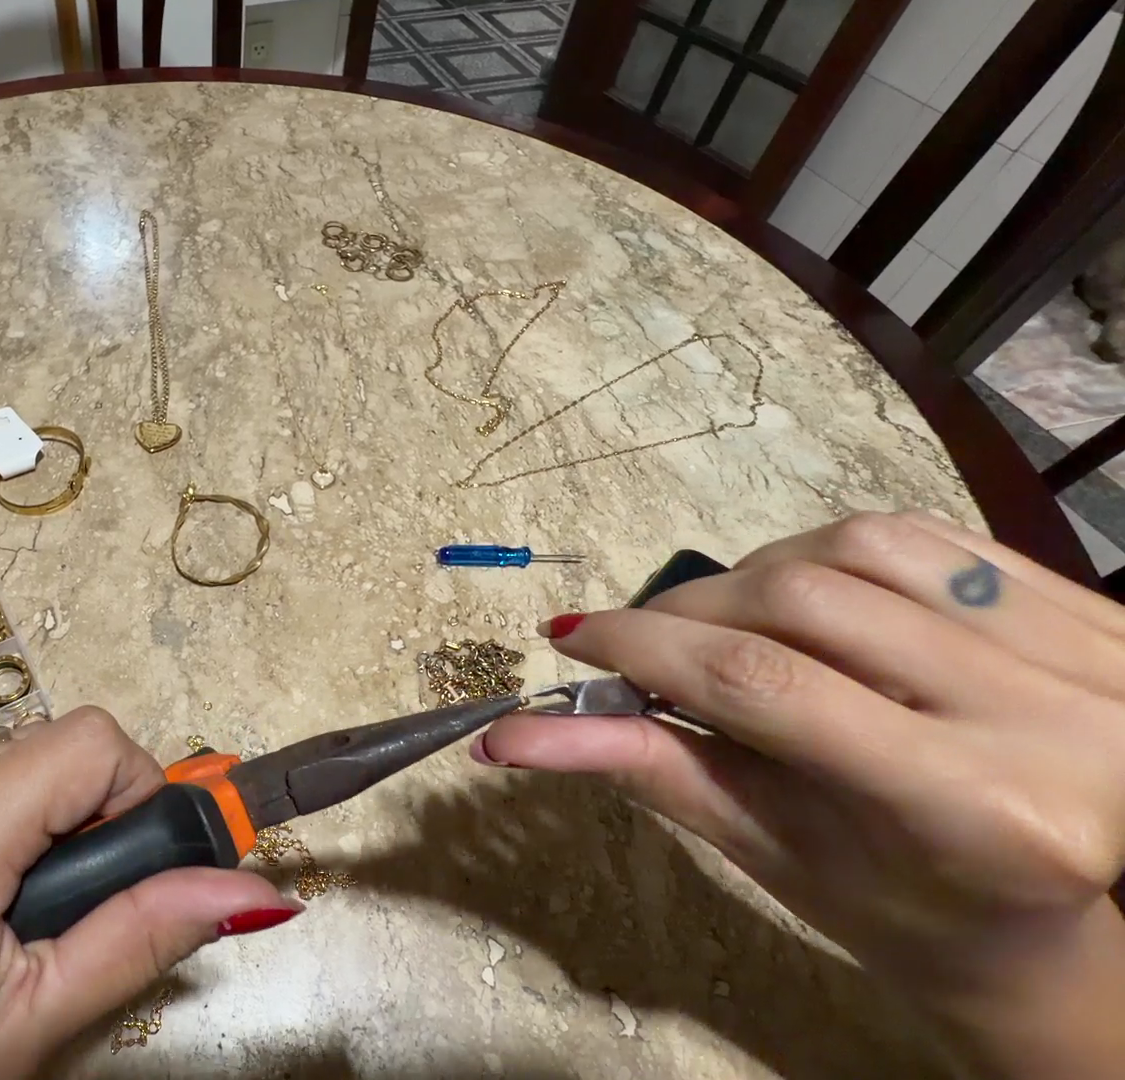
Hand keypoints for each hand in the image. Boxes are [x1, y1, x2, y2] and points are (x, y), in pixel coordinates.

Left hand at [0, 708, 297, 1079]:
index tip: (134, 863)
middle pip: (45, 744)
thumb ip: (141, 938)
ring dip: (38, 812)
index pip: (86, 742)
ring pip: (4, 753)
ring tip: (14, 908)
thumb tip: (248, 887)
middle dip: (86, 810)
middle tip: (72, 903)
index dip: (136, 788)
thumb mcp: (28, 1025)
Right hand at [477, 512, 1124, 1077]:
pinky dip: (822, 552)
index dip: (640, 645)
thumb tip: (503, 738)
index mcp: (974, 810)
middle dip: (684, 611)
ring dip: (750, 574)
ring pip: (856, 546)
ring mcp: (1089, 652)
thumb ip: (638, 769)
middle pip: (800, 601)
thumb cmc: (888, 907)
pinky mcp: (1088, 610)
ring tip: (722, 624)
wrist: (1043, 918)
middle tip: (635, 644)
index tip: (566, 637)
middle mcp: (1058, 720)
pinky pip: (919, 537)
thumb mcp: (756, 846)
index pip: (758, 682)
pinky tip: (801, 599)